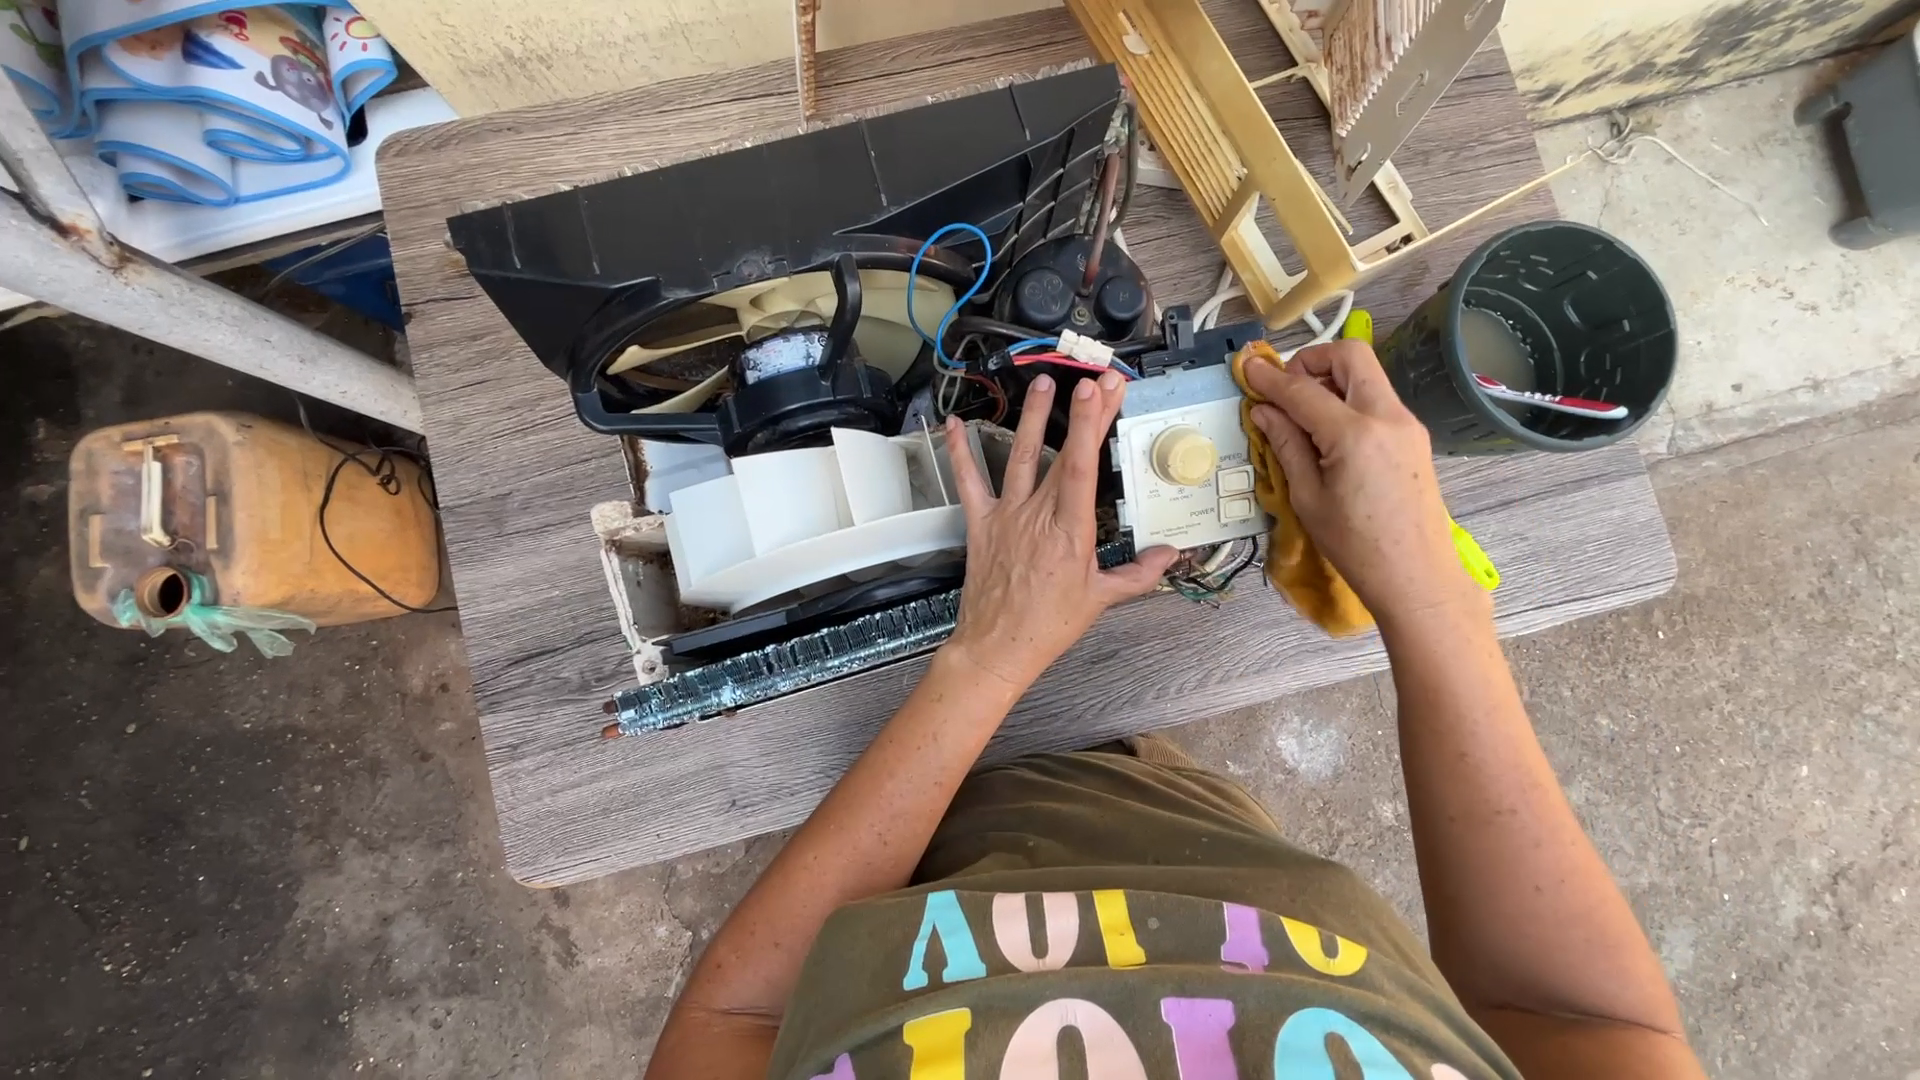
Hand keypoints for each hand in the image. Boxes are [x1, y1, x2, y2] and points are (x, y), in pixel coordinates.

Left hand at [941, 372, 1177, 691]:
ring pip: (1018, 457)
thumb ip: (1138, 574)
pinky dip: (959, 453)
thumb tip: (1169, 555)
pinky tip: (953, 425)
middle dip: (1082, 414)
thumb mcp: (1101, 600)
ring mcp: (1006, 516)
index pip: (1082, 466)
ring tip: (1042, 384)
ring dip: (1030, 418)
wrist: (997, 647)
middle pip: (1060, 454)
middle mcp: (1036, 515)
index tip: (1101, 391)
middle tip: (1097, 380)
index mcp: (1070, 531)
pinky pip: (968, 483)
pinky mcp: (981, 524)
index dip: (1091, 424)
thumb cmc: (1048, 625)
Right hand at [1241, 340, 1481, 624]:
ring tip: (1300, 414)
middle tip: (1284, 387)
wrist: (1415, 575)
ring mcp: (1406, 424)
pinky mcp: (1412, 436)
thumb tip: (1265, 412)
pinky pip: (1375, 399)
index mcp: (1355, 435)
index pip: (1304, 390)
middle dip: (1311, 360)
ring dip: (1329, 379)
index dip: (1270, 378)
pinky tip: (1325, 432)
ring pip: (1366, 374)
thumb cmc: (1355, 546)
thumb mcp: (1308, 497)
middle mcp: (1388, 417)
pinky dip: (1346, 399)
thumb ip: (1286, 445)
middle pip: (1351, 355)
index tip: (1247, 367)